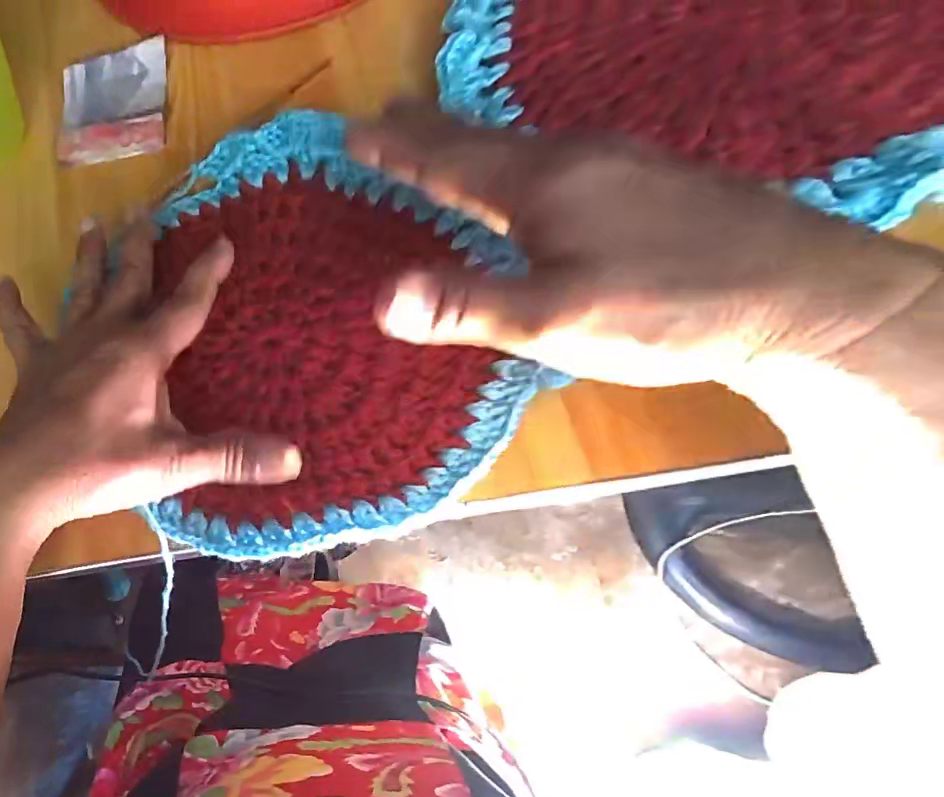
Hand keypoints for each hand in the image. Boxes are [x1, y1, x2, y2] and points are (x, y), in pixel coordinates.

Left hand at [0, 222, 301, 535]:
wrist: (23, 481)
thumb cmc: (97, 469)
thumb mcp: (170, 465)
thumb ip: (229, 456)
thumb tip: (295, 459)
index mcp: (141, 353)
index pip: (185, 304)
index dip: (207, 273)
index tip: (223, 239)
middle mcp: (103, 337)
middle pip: (128, 282)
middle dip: (141, 247)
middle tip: (145, 210)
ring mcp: (63, 349)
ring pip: (80, 292)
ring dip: (89, 259)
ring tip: (91, 223)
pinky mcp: (32, 369)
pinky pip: (20, 331)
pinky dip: (11, 308)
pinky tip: (2, 283)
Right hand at [346, 102, 943, 389]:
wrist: (807, 298)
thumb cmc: (665, 312)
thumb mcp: (549, 321)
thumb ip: (463, 307)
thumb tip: (380, 298)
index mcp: (544, 185)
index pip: (450, 162)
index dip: (397, 151)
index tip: (351, 131)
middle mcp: (578, 160)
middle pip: (485, 140)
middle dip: (428, 130)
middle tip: (385, 113)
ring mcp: (617, 167)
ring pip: (520, 146)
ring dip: (468, 141)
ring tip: (437, 137)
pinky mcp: (643, 185)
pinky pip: (551, 159)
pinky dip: (509, 158)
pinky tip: (517, 172)